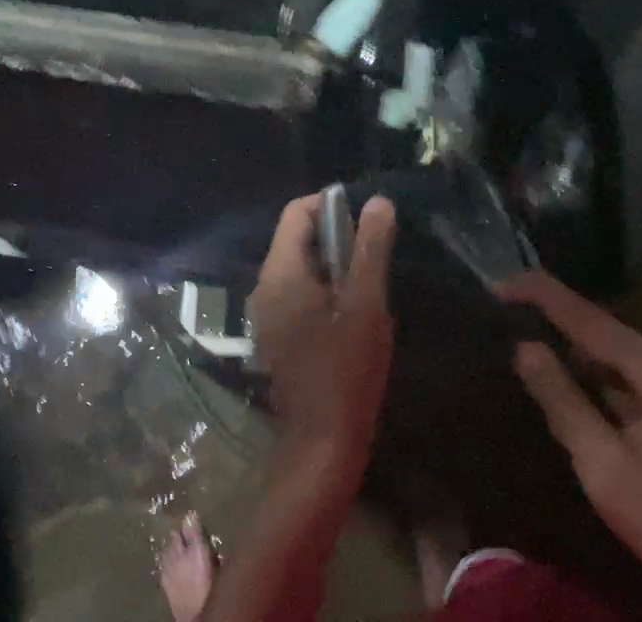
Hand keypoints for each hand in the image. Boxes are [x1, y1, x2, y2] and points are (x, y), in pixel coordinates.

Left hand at [247, 194, 396, 466]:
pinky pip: (296, 292)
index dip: (330, 204)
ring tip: (369, 279)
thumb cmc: (347, 369)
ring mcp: (266, 313)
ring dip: (332, 263)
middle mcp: (264, 287)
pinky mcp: (274, 334)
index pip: (296, 213)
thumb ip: (371, 249)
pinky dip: (322, 287)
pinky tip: (351, 309)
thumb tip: (377, 201)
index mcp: (280, 274)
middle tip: (375, 250)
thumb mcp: (367, 304)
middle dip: (335, 235)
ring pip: (298, 266)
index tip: (367, 217)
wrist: (323, 440)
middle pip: (295, 238)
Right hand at [500, 271, 641, 621]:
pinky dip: (601, 376)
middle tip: (508, 307)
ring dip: (579, 351)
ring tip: (526, 331)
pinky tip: (567, 372)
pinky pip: (637, 378)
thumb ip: (563, 401)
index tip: (503, 283)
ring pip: (623, 357)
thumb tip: (524, 348)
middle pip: (611, 336)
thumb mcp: (604, 466)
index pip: (597, 324)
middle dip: (559, 322)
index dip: (547, 298)